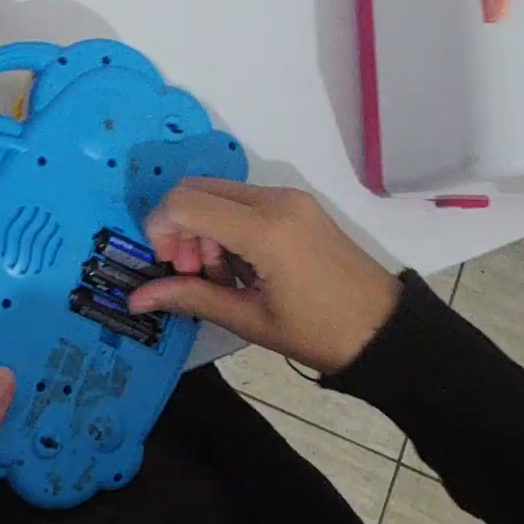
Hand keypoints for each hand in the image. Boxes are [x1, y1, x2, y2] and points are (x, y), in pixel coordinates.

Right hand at [128, 180, 402, 373]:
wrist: (389, 332)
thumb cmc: (320, 333)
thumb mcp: (249, 320)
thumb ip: (189, 298)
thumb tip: (135, 298)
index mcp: (264, 229)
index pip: (184, 202)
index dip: (160, 228)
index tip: (168, 266)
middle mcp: (273, 200)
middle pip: (195, 191)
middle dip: (179, 228)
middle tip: (191, 272)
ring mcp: (287, 198)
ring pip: (216, 194)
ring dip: (201, 229)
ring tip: (219, 275)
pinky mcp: (295, 203)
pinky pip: (240, 201)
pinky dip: (224, 226)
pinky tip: (240, 264)